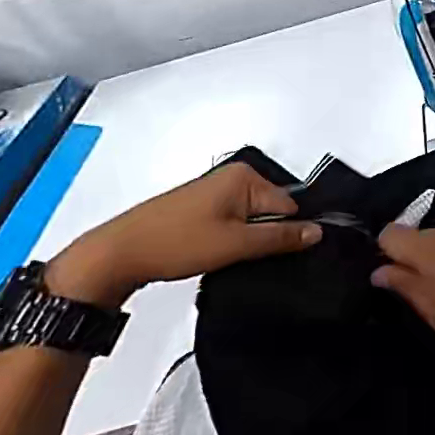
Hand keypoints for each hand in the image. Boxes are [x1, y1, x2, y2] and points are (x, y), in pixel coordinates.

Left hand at [46, 163, 317, 307]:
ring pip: (252, 221)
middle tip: (246, 258)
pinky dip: (232, 241)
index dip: (286, 234)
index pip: (289, 206)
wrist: (118, 256)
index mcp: (245, 176)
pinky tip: (218, 256)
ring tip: (227, 258)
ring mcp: (216, 192)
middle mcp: (232, 177)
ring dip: (247, 242)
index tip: (276, 256)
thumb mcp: (236, 244)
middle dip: (266, 238)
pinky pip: (234, 223)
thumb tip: (317, 231)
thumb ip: (281, 238)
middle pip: (272, 212)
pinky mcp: (203, 209)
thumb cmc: (173, 242)